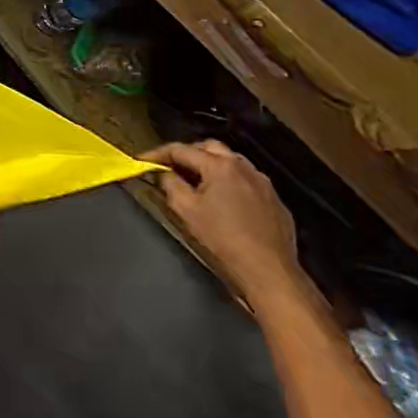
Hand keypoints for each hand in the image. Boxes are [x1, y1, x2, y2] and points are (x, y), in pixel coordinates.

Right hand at [143, 141, 303, 302]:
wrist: (269, 269)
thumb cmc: (224, 239)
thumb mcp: (188, 212)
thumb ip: (172, 186)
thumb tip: (165, 174)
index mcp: (219, 165)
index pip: (182, 150)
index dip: (159, 153)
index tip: (143, 159)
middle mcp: (242, 165)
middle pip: (209, 148)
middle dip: (188, 153)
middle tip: (172, 166)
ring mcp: (261, 180)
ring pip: (231, 161)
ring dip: (211, 165)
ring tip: (198, 181)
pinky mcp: (273, 197)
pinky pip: (246, 179)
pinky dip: (230, 181)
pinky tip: (226, 200)